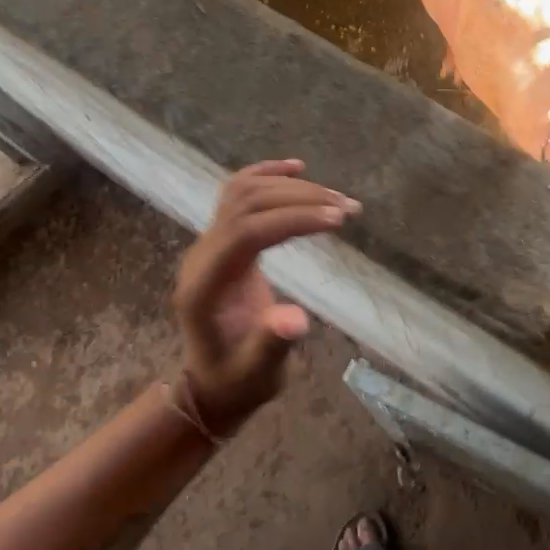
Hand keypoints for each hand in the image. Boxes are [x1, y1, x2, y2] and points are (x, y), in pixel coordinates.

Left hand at [172, 161, 358, 433]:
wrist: (213, 383)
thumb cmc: (238, 380)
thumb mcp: (258, 373)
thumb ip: (272, 344)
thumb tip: (294, 320)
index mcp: (204, 287)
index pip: (245, 232)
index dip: (291, 219)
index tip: (337, 220)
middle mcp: (201, 256)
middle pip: (246, 204)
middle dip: (301, 199)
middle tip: (348, 209)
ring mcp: (207, 244)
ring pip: (245, 192)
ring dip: (294, 188)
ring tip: (339, 199)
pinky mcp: (221, 239)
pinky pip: (238, 193)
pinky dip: (267, 174)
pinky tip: (297, 167)